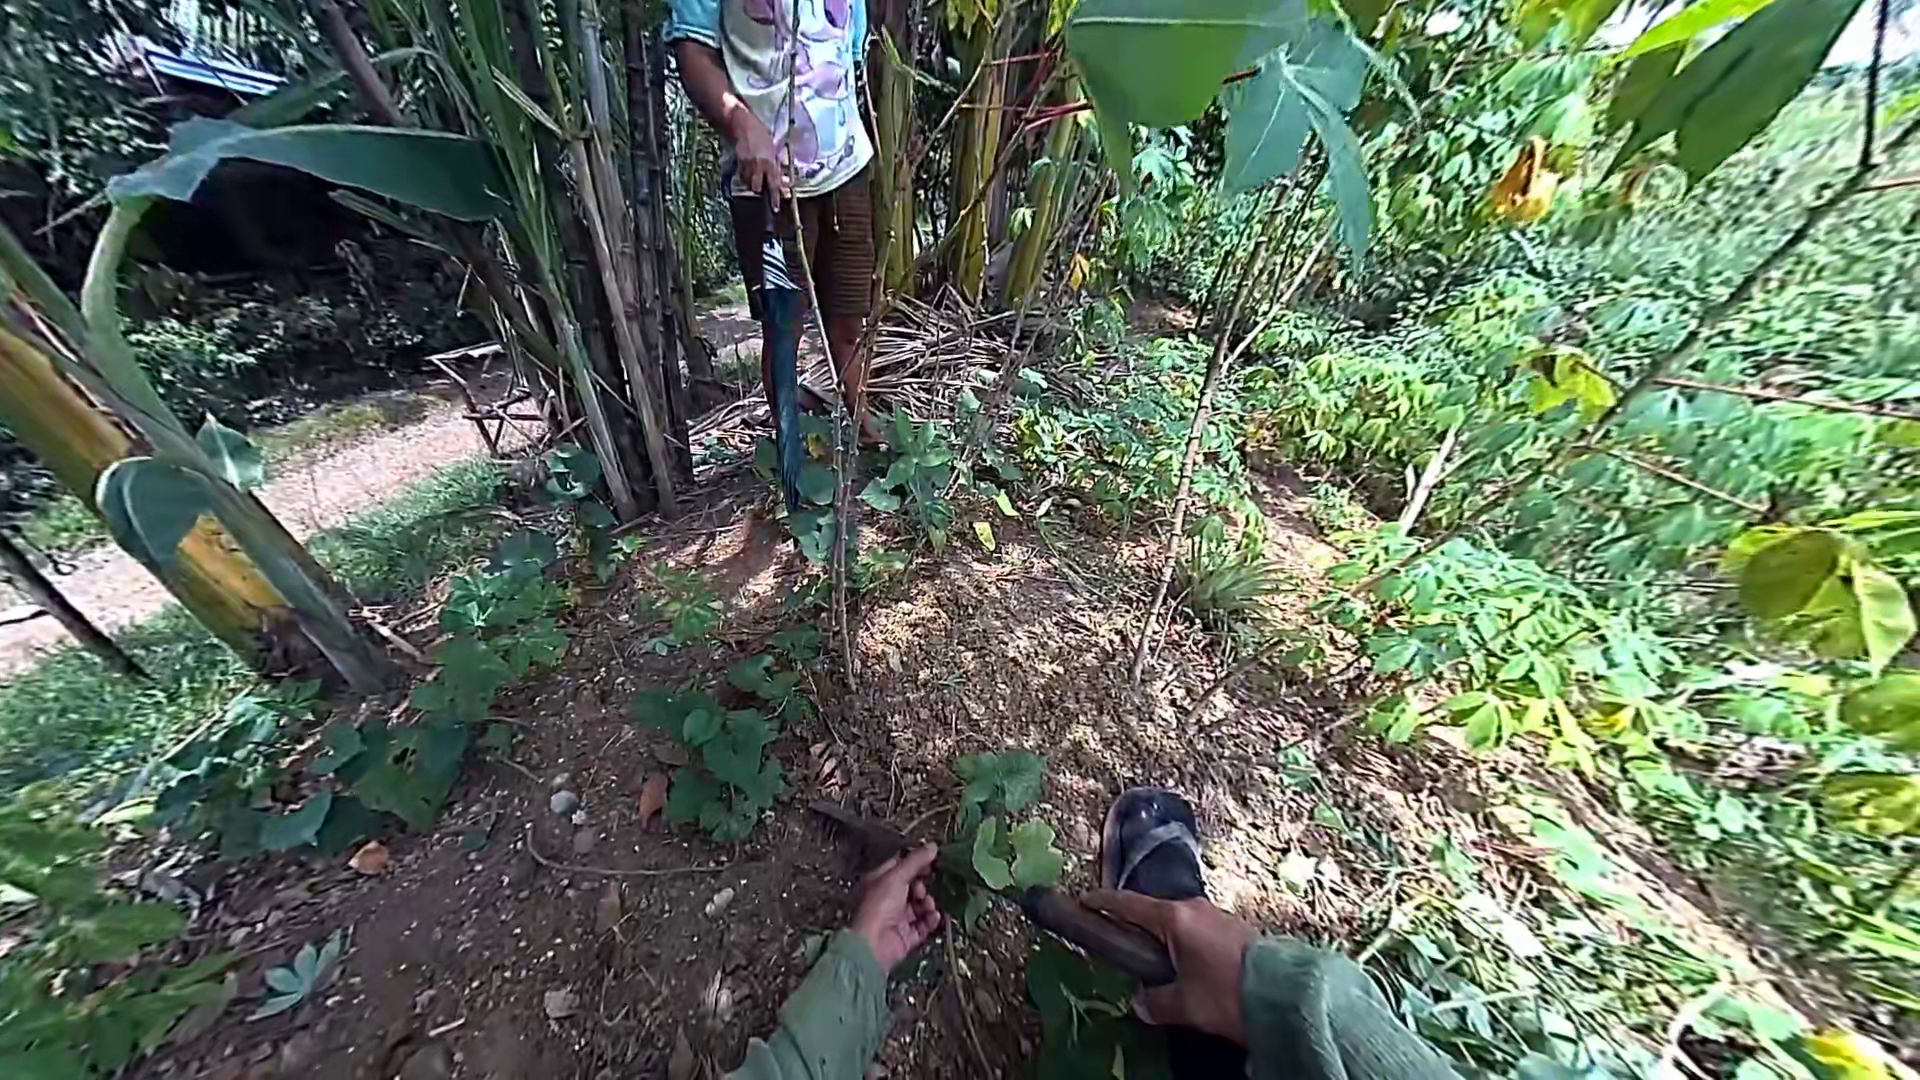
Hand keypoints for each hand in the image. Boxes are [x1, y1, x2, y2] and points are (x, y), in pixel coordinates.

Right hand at [728, 107, 789, 209]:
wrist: (743, 124)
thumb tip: (785, 184)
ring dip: (751, 184)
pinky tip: (747, 172)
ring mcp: (747, 164)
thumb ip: (778, 168)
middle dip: (759, 191)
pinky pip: (741, 176)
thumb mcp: (774, 152)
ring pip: (748, 183)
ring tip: (754, 179)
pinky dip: (745, 177)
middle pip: (756, 188)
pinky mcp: (738, 161)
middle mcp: (759, 166)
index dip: (774, 199)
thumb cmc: (762, 137)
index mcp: (770, 164)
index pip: (774, 185)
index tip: (775, 209)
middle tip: (761, 189)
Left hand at [849, 844, 943, 971]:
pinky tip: (934, 916)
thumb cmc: (879, 905)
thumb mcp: (897, 876)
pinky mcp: (906, 936)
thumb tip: (933, 846)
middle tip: (923, 889)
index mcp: (880, 881)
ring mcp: (897, 918)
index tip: (931, 860)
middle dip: (922, 885)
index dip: (916, 862)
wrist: (873, 945)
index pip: (900, 866)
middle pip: (912, 886)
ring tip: (927, 904)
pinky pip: (923, 925)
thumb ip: (916, 861)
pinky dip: (930, 920)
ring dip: (927, 903)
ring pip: (919, 905)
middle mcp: (888, 898)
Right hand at [1084, 890, 1256, 1045]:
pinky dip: (1184, 940)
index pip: (1127, 903)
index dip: (1103, 902)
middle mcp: (1191, 906)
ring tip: (1157, 960)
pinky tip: (1189, 964)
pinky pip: (1196, 928)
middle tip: (1121, 938)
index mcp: (1173, 917)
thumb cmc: (1227, 993)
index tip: (1085, 900)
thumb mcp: (1188, 1005)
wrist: (1288, 993)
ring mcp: (1213, 913)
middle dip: (1135, 923)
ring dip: (1164, 935)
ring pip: (1177, 920)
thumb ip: (1157, 1002)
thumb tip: (1138, 1003)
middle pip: (1152, 910)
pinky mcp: (1231, 926)